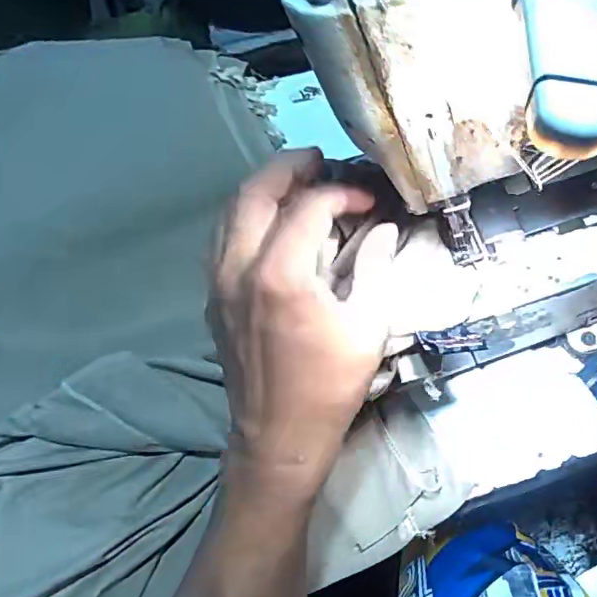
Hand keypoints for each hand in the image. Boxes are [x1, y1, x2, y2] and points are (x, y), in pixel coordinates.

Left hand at [209, 151, 401, 488]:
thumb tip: (382, 230)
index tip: (368, 201)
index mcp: (282, 275)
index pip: (308, 208)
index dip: (342, 193)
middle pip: (255, 194)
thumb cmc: (331, 385)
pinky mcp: (213, 299)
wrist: (280, 435)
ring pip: (230, 213)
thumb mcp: (368, 327)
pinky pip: (222, 239)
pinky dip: (246, 217)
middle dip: (288, 168)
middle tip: (319, 161)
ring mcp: (219, 283)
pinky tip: (271, 223)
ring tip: (295, 182)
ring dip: (262, 189)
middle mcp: (240, 269)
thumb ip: (375, 269)